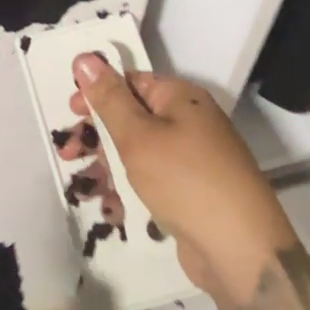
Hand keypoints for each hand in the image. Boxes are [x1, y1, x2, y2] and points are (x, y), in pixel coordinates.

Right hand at [57, 52, 297, 304]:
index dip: (98, 93)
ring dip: (109, 166)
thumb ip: (108, 98)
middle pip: (133, 117)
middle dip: (97, 135)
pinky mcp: (192, 193)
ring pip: (139, 152)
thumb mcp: (137, 136)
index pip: (131, 81)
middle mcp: (189, 122)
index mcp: (180, 98)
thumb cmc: (185, 180)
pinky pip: (153, 181)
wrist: (241, 250)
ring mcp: (193, 159)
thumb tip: (85, 58)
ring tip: (86, 186)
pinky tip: (111, 209)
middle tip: (68, 153)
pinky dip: (131, 190)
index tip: (71, 113)